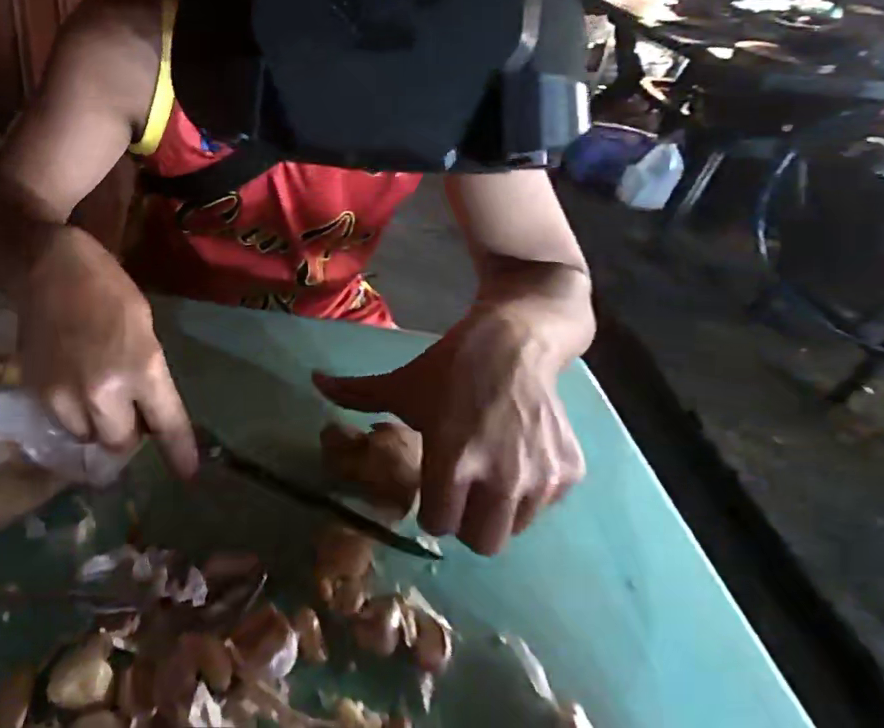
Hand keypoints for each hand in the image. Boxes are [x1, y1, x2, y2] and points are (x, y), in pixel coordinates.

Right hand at [17, 230, 198, 476]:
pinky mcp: (37, 394)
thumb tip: (146, 408)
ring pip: (88, 438)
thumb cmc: (107, 288)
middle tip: (131, 413)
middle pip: (120, 444)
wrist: (49, 269)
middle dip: (129, 435)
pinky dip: (73, 414)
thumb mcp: (143, 324)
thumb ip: (147, 370)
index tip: (188, 473)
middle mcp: (104, 391)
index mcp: (142, 367)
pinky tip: (74, 386)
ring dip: (99, 426)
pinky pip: (61, 422)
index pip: (166, 423)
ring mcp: (66, 396)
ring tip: (98, 396)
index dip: (179, 451)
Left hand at [313, 308, 584, 554]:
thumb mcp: (403, 383)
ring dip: (500, 507)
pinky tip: (521, 450)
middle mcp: (500, 477)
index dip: (433, 506)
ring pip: (515, 528)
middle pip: (482, 544)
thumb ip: (357, 393)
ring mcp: (540, 477)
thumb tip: (313, 380)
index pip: (439, 526)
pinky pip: (546, 504)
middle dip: (468, 520)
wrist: (517, 339)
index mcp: (452, 459)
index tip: (435, 484)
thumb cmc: (452, 365)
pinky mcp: (570, 471)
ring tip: (493, 465)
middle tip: (465, 486)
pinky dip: (533, 488)